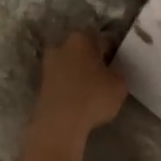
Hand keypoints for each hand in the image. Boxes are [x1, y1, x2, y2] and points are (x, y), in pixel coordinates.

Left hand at [17, 33, 126, 160]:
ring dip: (79, 74)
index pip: (103, 39)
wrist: (60, 123)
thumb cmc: (93, 97)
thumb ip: (117, 73)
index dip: (113, 51)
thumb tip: (111, 72)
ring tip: (92, 91)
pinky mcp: (41, 84)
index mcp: (81, 38)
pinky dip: (70, 86)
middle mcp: (61, 45)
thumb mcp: (119, 84)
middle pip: (82, 50)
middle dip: (93, 60)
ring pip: (70, 65)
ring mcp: (48, 65)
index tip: (118, 64)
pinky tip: (79, 99)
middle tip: (105, 76)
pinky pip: (62, 81)